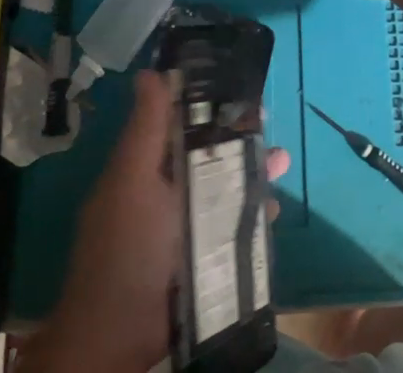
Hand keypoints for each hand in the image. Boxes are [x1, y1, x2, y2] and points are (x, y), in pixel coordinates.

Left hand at [27, 71, 288, 372]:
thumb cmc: (126, 245)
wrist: (121, 330)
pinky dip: (252, 214)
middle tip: (267, 124)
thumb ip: (147, 129)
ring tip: (281, 162)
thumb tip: (149, 71)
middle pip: (206, 153)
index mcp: (142, 167)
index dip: (204, 102)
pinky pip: (232, 225)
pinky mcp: (203, 256)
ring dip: (252, 172)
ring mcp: (183, 226)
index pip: (175, 123)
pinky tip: (271, 209)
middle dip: (237, 137)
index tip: (235, 85)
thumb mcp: (134, 179)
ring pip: (223, 187)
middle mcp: (163, 191)